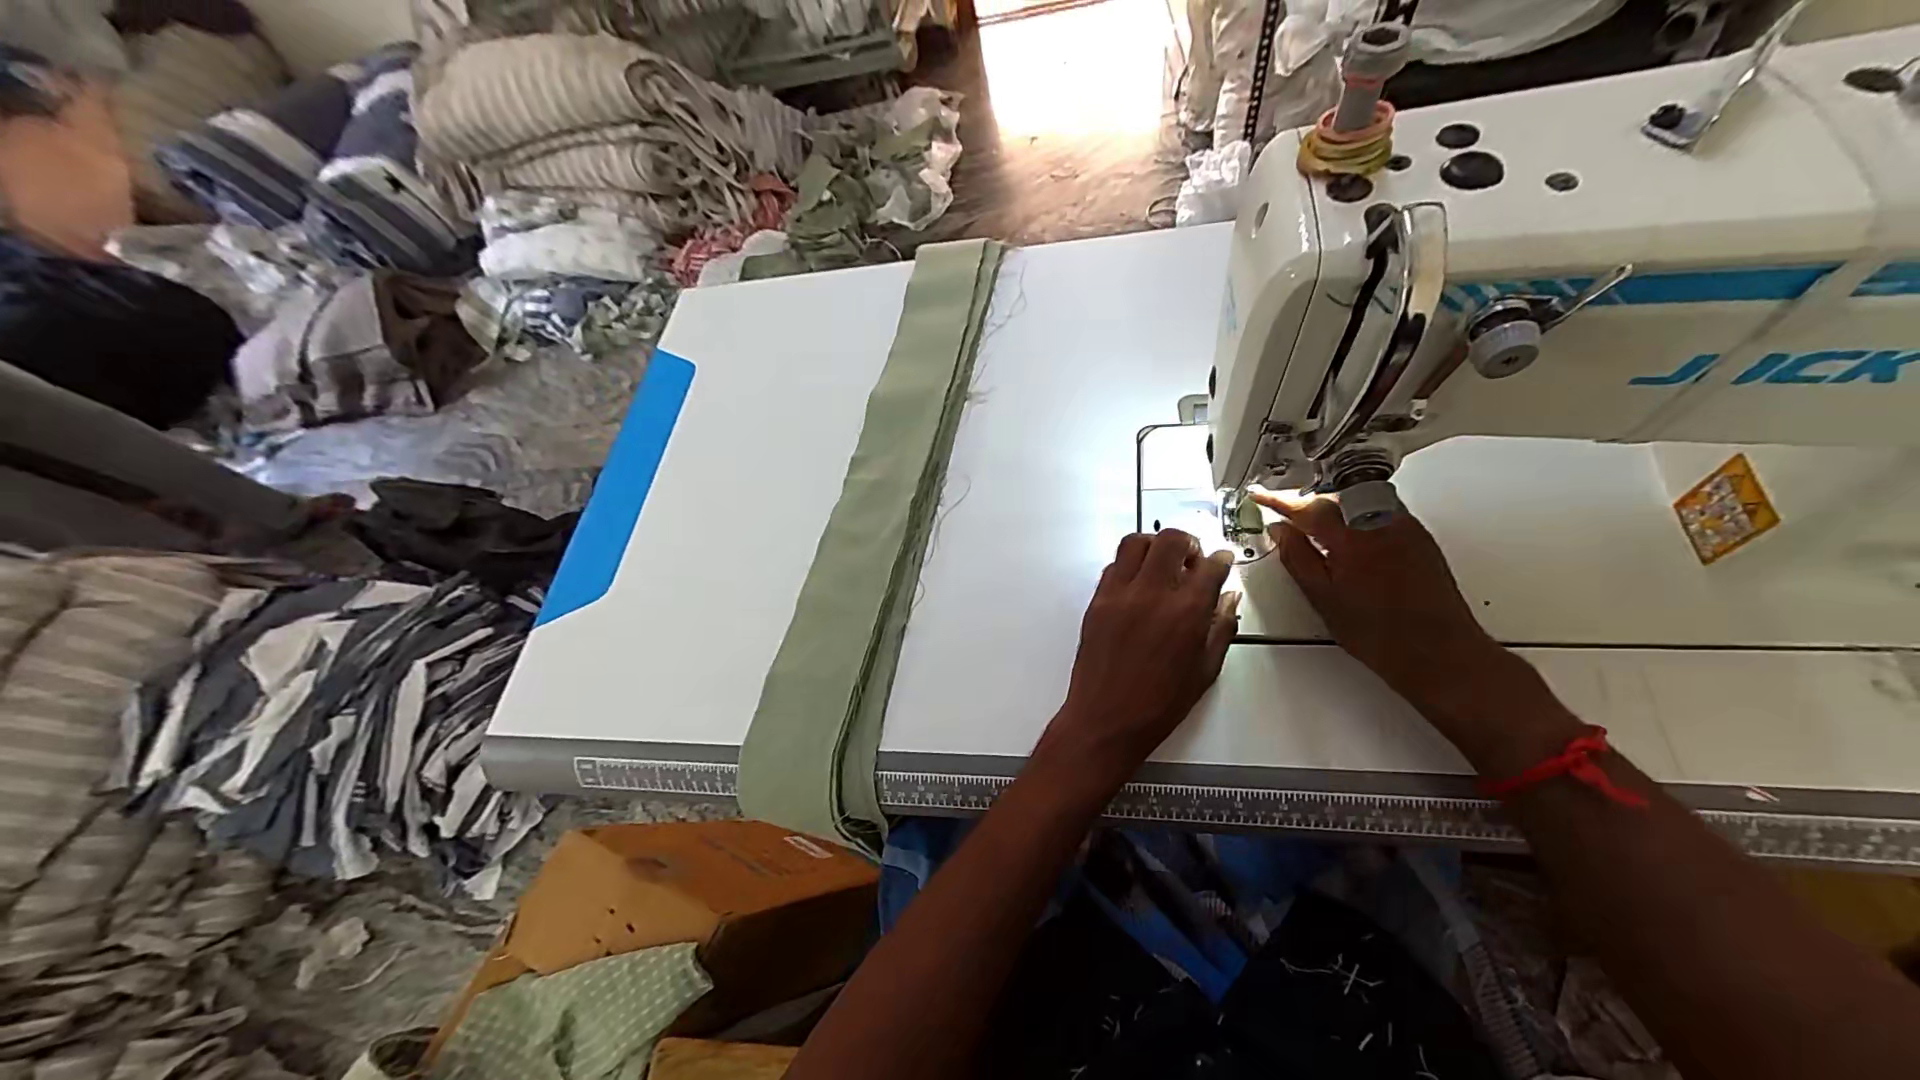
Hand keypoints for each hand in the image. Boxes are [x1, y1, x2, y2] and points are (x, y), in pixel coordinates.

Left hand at [1035, 529, 1239, 791]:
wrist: (1106, 719)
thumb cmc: (1158, 704)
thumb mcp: (1204, 670)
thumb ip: (1221, 628)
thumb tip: (1229, 598)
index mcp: (1186, 612)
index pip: (1210, 566)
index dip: (1221, 559)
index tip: (1222, 560)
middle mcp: (1152, 594)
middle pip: (1170, 539)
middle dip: (1187, 542)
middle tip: (1192, 558)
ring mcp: (1119, 595)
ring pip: (1135, 542)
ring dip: (1154, 545)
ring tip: (1163, 563)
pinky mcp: (1096, 601)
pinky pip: (1112, 566)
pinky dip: (1129, 564)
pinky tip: (1138, 582)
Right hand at [1255, 492, 1506, 719]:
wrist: (1436, 651)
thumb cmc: (1384, 634)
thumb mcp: (1322, 597)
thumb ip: (1296, 557)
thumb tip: (1280, 532)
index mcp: (1352, 539)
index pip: (1306, 507)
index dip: (1278, 500)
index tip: (1262, 497)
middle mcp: (1382, 525)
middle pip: (1335, 497)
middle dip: (1307, 503)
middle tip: (1285, 514)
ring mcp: (1405, 528)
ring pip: (1359, 499)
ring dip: (1333, 507)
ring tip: (1316, 527)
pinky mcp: (1419, 537)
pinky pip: (1381, 510)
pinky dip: (1358, 516)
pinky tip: (1350, 537)